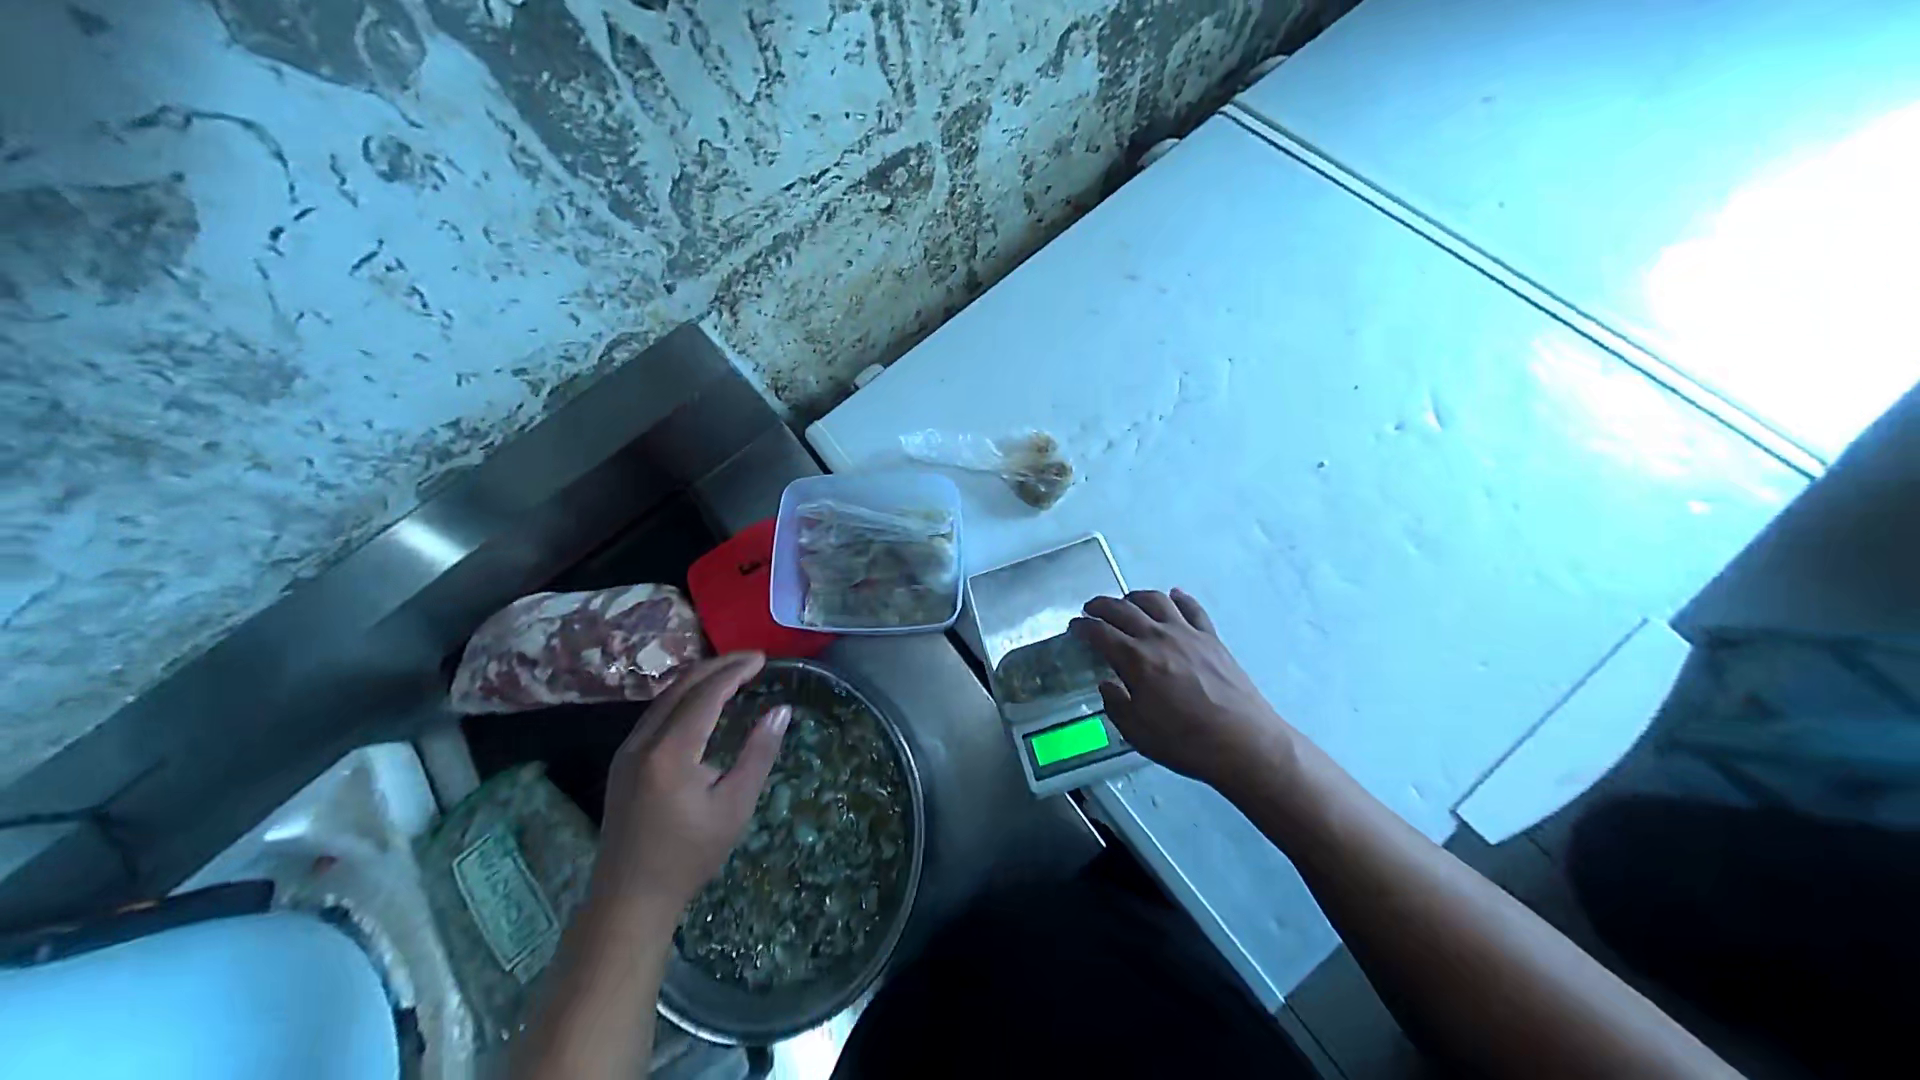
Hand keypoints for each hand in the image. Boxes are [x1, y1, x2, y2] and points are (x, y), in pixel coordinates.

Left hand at [592, 652, 790, 916]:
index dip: (735, 672)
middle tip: (751, 659)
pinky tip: (702, 703)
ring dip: (699, 679)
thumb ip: (758, 754)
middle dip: (717, 667)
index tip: (762, 659)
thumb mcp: (735, 806)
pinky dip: (683, 697)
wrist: (629, 898)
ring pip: (664, 697)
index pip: (706, 695)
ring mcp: (627, 750)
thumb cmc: (689, 856)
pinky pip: (655, 713)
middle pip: (681, 686)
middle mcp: (643, 741)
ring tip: (732, 674)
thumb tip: (781, 711)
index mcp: (670, 751)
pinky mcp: (623, 761)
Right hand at [1070, 590, 1297, 796]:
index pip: (1100, 633)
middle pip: (1123, 610)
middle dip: (1101, 605)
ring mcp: (1188, 634)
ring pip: (1156, 601)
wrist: (1243, 742)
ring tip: (1125, 601)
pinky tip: (1173, 596)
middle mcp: (1159, 638)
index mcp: (1135, 660)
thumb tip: (1108, 686)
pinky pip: (1192, 609)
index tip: (1074, 627)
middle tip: (1091, 609)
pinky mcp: (1212, 639)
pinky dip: (1179, 599)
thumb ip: (1116, 705)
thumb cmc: (1185, 742)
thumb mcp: (1137, 732)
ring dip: (1135, 596)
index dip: (1083, 627)